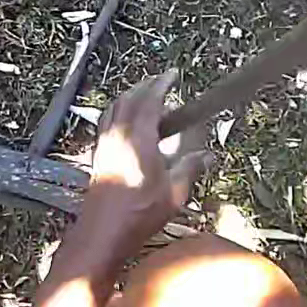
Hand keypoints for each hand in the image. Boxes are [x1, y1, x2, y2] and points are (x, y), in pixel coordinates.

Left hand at [67, 71, 208, 273]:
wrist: (103, 232)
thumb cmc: (140, 214)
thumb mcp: (173, 193)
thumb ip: (189, 169)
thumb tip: (208, 155)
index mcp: (138, 139)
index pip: (149, 101)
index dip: (161, 84)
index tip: (172, 74)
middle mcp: (117, 135)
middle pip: (128, 98)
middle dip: (145, 86)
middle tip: (161, 81)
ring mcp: (104, 144)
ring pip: (114, 108)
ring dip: (129, 96)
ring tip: (144, 95)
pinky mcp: (98, 155)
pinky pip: (106, 121)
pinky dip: (117, 111)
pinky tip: (125, 120)